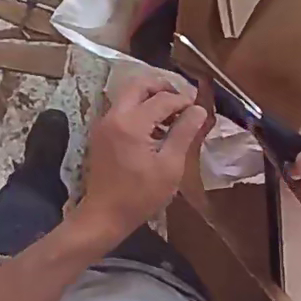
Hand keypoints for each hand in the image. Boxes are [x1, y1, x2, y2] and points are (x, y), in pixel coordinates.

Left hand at [77, 75, 211, 237]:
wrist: (104, 215)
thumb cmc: (140, 195)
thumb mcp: (170, 166)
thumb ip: (184, 133)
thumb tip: (198, 109)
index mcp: (131, 123)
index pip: (163, 99)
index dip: (184, 101)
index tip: (198, 110)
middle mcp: (114, 116)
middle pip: (139, 85)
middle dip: (163, 87)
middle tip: (183, 101)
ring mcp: (104, 123)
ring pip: (129, 95)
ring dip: (151, 97)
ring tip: (172, 115)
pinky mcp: (101, 133)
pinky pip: (122, 109)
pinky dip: (140, 109)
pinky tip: (155, 128)